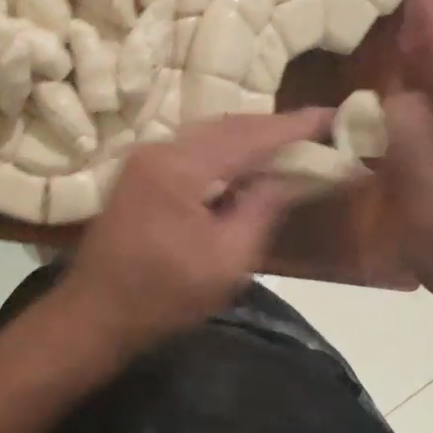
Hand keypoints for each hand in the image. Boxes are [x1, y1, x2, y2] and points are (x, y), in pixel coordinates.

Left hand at [61, 110, 332, 349]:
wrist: (95, 315)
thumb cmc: (164, 296)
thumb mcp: (229, 259)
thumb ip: (265, 207)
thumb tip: (298, 173)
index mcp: (180, 166)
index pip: (251, 135)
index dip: (297, 127)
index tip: (337, 117)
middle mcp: (159, 149)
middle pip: (228, 126)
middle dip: (275, 129)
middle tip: (320, 132)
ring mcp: (143, 160)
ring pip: (209, 135)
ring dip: (250, 139)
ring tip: (292, 148)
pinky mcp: (138, 175)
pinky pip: (192, 150)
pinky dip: (225, 153)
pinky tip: (247, 166)